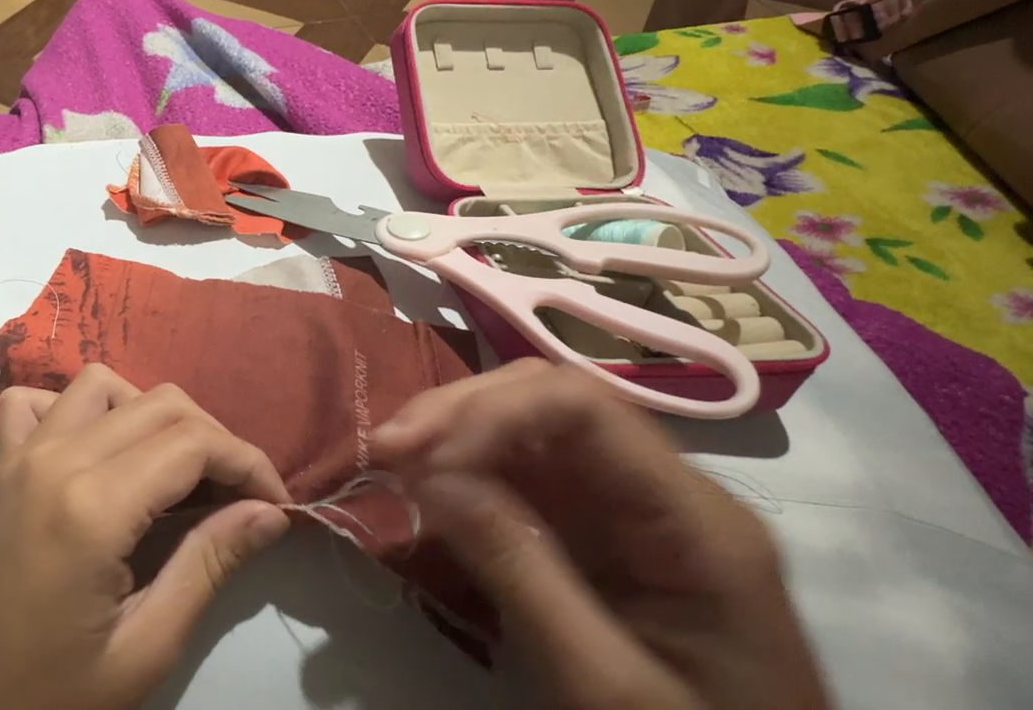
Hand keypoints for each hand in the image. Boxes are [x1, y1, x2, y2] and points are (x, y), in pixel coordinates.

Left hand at [0, 364, 291, 709]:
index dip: (248, 463)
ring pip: (101, 385)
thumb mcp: (145, 646)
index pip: (192, 443)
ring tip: (175, 472)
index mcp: (92, 505)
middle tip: (238, 496)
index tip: (276, 503)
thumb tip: (271, 512)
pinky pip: (36, 402)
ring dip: (151, 413)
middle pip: (158, 403)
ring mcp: (20, 455)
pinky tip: (97, 451)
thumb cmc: (55, 694)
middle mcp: (55, 458)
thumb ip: (209, 564)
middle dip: (214, 438)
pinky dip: (75, 408)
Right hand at [371, 360, 829, 708]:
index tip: (421, 457)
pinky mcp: (588, 523)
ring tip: (389, 461)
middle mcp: (658, 485)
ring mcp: (621, 501)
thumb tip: (429, 477)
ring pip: (523, 422)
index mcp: (694, 516)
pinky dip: (459, 467)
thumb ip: (523, 577)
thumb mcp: (606, 683)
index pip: (585, 407)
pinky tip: (419, 484)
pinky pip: (516, 468)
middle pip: (548, 399)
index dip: (492, 412)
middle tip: (385, 449)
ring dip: (449, 431)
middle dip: (459, 412)